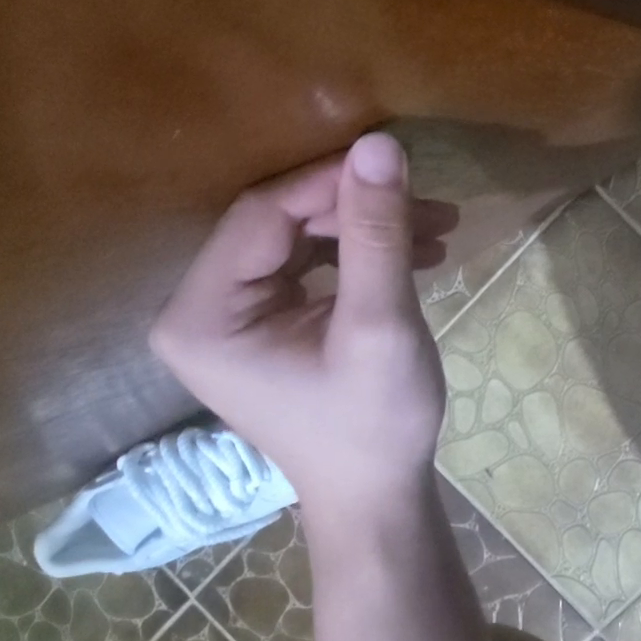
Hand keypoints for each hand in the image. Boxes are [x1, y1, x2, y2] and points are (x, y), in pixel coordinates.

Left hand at [150, 133, 458, 512]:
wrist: (378, 495)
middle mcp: (200, 310)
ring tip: (440, 232)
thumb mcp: (380, 324)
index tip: (403, 171)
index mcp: (202, 313)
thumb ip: (377, 235)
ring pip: (302, 240)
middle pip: (280, 223)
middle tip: (435, 209)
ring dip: (371, 230)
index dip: (332, 184)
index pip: (263, 213)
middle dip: (360, 210)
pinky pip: (312, 268)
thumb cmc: (374, 421)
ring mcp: (233, 319)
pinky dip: (365, 257)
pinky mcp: (267, 327)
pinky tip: (418, 258)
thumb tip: (381, 145)